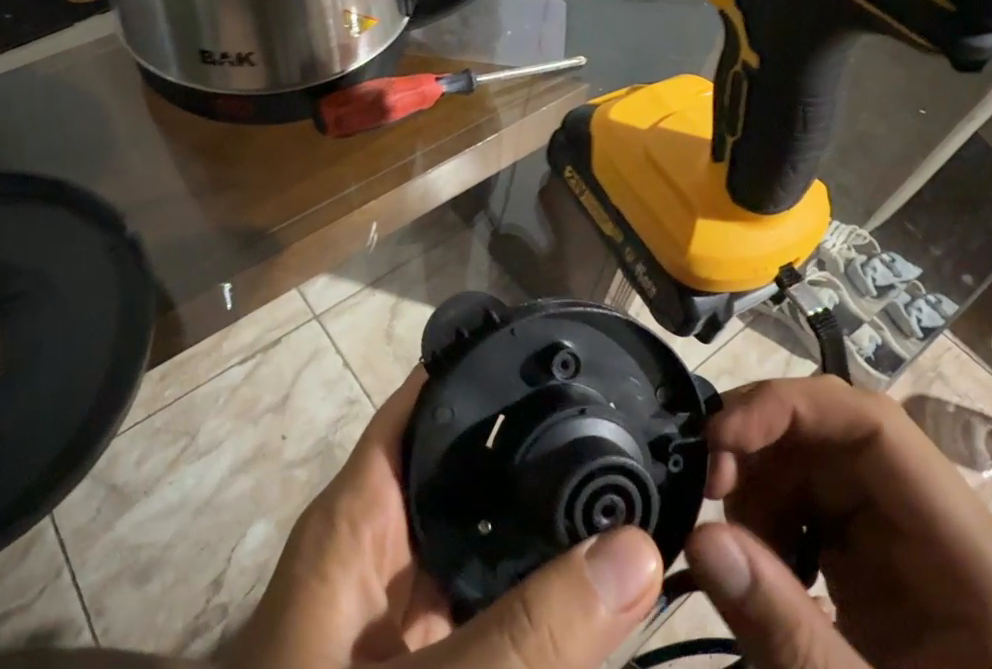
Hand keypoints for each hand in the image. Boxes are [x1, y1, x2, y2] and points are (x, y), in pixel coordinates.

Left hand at [220, 368, 663, 668]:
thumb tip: (633, 550)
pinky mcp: (424, 645)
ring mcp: (403, 601)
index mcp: (357, 517)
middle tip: (634, 426)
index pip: (426, 403)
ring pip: (487, 535)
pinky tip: (595, 586)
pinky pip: (491, 598)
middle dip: (542, 446)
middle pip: (468, 466)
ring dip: (546, 520)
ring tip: (633, 490)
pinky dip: (536, 590)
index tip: (571, 353)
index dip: (492, 367)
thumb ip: (522, 632)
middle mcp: (382, 543)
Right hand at [688, 377, 991, 668]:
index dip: (791, 409)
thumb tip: (700, 537)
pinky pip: (815, 511)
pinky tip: (755, 569)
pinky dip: (768, 522)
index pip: (877, 428)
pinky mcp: (882, 570)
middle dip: (762, 446)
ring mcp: (911, 548)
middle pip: (840, 437)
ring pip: (819, 467)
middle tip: (705, 489)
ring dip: (758, 485)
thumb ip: (787, 633)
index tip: (716, 438)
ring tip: (733, 550)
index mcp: (972, 556)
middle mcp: (942, 529)